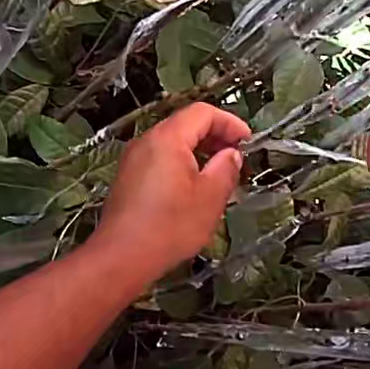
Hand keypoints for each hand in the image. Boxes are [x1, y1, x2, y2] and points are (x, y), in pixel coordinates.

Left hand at [92, 103, 248, 279]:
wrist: (122, 255)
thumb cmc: (168, 227)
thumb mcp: (209, 197)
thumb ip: (225, 169)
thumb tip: (231, 155)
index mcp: (166, 139)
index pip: (202, 113)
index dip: (229, 123)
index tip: (247, 141)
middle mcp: (144, 143)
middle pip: (184, 125)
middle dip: (214, 137)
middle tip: (235, 159)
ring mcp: (131, 161)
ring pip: (169, 144)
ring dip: (197, 153)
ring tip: (217, 176)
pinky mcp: (126, 179)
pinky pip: (156, 161)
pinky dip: (178, 165)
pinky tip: (191, 189)